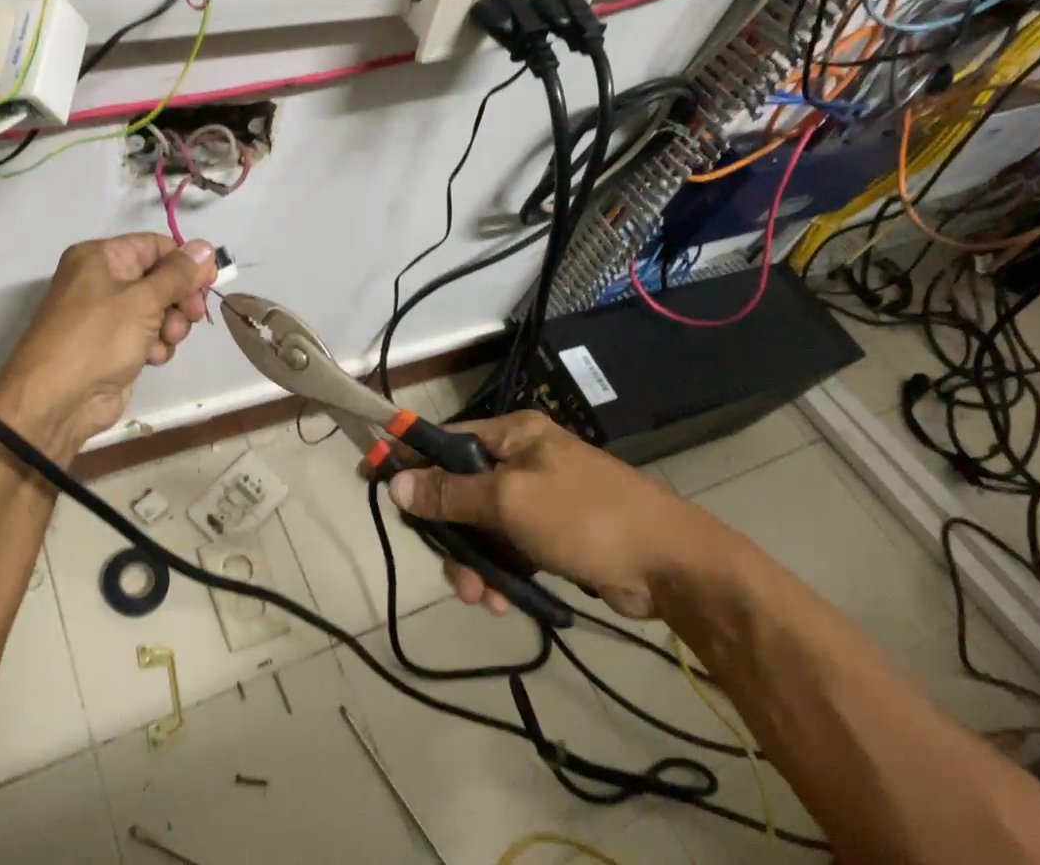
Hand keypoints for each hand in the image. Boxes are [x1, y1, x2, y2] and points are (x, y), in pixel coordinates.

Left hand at [0, 234, 217, 455]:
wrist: (59, 400)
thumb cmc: (97, 338)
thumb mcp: (143, 300)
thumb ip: (178, 274)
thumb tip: (206, 247)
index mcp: (100, 258)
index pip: (154, 246)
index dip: (185, 262)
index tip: (211, 281)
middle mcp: (103, 281)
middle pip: (160, 279)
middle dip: (180, 298)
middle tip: (194, 315)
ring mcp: (109, 316)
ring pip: (159, 310)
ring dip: (171, 326)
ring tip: (164, 341)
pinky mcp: (115, 346)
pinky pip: (149, 336)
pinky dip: (156, 346)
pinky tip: (151, 358)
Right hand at [387, 411, 722, 619]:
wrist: (670, 565)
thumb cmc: (586, 518)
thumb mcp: (510, 502)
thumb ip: (451, 493)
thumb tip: (396, 483)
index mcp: (513, 435)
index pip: (444, 440)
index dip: (407, 459)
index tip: (369, 475)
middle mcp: (521, 461)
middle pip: (458, 492)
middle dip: (449, 535)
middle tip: (451, 572)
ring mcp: (537, 500)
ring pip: (480, 529)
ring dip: (474, 564)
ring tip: (481, 598)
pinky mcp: (551, 536)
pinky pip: (506, 551)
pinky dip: (499, 575)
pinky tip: (502, 603)